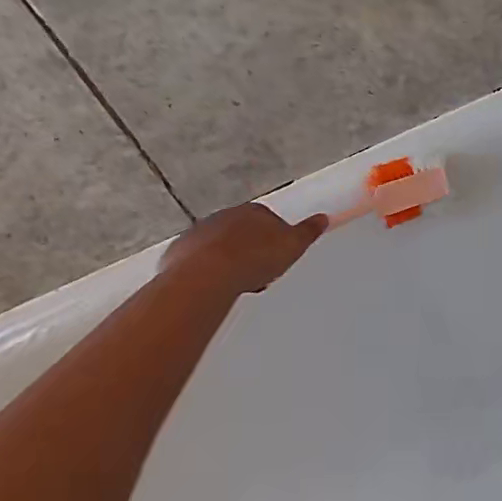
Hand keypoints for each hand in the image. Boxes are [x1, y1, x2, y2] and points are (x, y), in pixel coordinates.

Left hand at [158, 204, 326, 293]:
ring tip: (235, 285)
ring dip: (225, 262)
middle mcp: (225, 217)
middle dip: (248, 251)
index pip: (268, 221)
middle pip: (240, 234)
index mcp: (254, 211)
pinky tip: (211, 288)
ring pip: (216, 247)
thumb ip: (309, 231)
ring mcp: (200, 233)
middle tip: (256, 274)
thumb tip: (322, 219)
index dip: (273, 242)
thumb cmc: (251, 259)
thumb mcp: (293, 245)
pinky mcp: (179, 252)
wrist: (207, 276)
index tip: (275, 258)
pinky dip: (202, 273)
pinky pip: (194, 262)